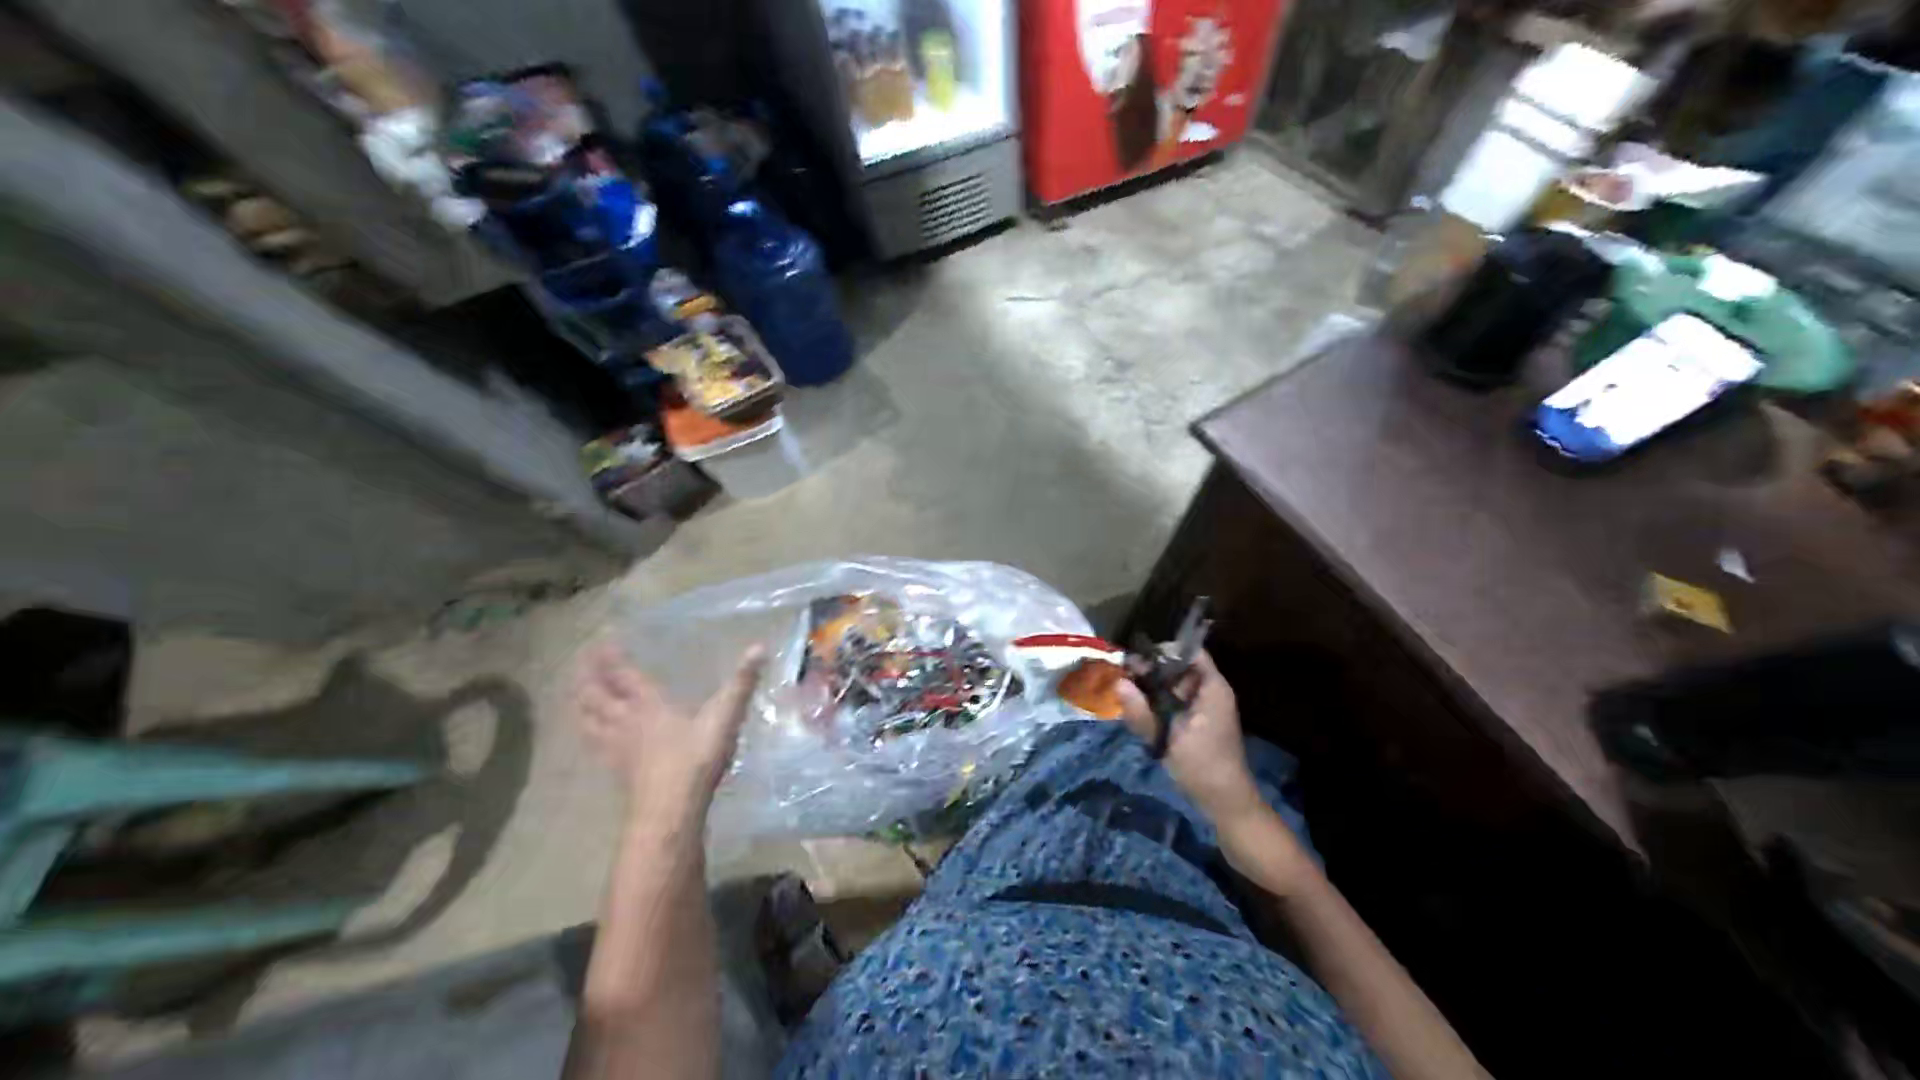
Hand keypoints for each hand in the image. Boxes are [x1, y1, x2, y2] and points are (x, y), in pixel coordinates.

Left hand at [576, 644, 765, 819]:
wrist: (670, 810)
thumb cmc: (696, 758)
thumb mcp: (724, 717)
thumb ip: (741, 683)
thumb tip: (759, 647)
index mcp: (649, 705)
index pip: (623, 675)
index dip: (611, 658)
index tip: (601, 642)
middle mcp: (626, 721)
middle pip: (596, 696)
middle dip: (587, 678)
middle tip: (579, 664)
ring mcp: (618, 749)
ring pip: (589, 721)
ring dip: (581, 705)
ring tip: (577, 695)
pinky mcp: (618, 772)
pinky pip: (596, 746)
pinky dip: (590, 735)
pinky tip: (593, 736)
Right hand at [1114, 649, 1262, 822]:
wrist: (1226, 804)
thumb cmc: (1203, 766)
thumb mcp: (1168, 738)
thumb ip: (1142, 711)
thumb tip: (1117, 683)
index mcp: (1212, 688)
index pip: (1190, 652)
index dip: (1164, 650)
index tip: (1137, 657)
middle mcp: (1209, 692)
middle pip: (1178, 668)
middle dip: (1151, 669)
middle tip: (1123, 674)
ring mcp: (1203, 708)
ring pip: (1173, 686)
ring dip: (1150, 687)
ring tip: (1124, 690)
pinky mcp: (1195, 723)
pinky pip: (1173, 702)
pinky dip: (1156, 703)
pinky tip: (1136, 709)